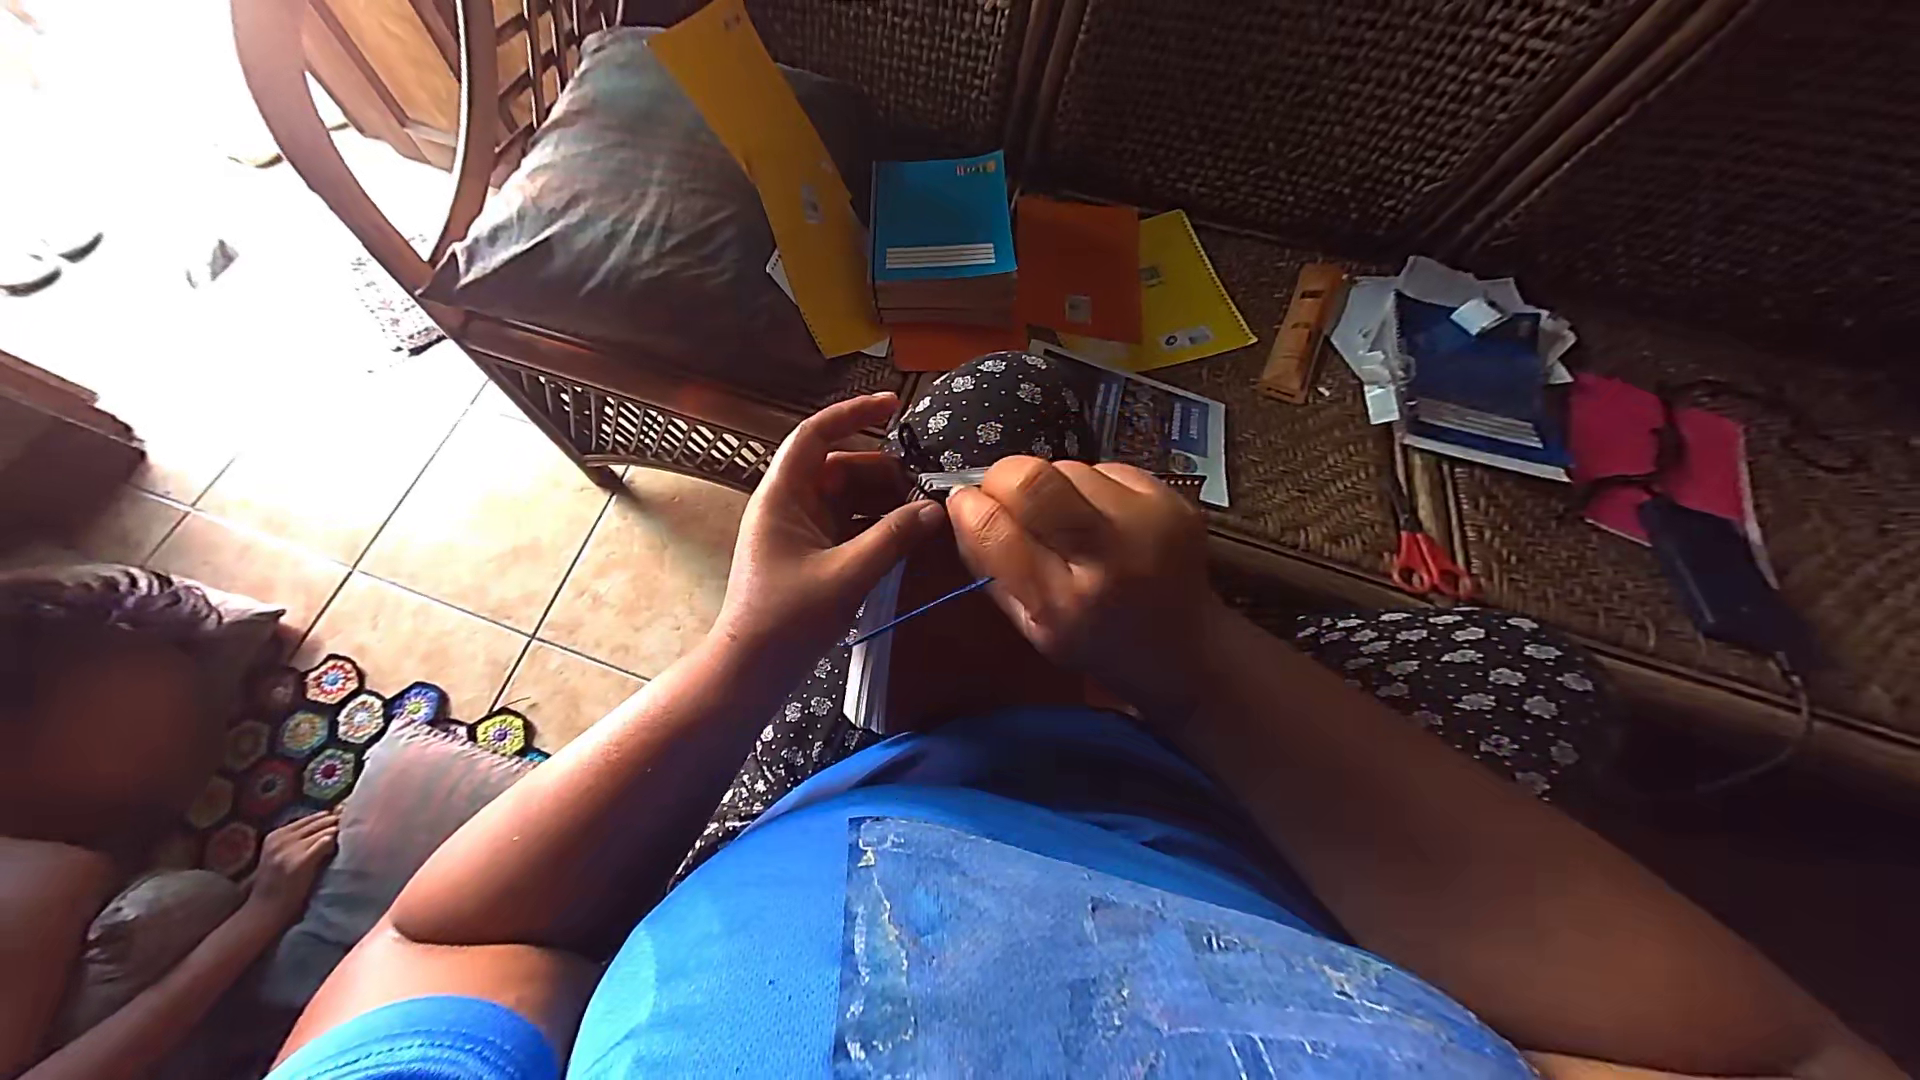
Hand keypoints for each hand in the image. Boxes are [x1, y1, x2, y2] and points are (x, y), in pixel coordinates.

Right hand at [243, 809, 340, 925]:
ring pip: (328, 829)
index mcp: (275, 835)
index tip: (342, 827)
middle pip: (323, 820)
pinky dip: (334, 846)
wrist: (267, 909)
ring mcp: (288, 850)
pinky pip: (328, 840)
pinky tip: (332, 855)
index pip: (314, 816)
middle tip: (346, 836)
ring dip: (338, 836)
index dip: (331, 821)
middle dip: (337, 826)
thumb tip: (340, 811)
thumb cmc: (283, 880)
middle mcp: (280, 840)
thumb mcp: (286, 852)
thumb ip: (306, 834)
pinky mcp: (300, 860)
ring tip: (337, 848)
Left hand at [713, 393, 946, 673]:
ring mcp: (803, 530)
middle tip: (926, 490)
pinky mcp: (814, 553)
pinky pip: (851, 525)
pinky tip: (906, 537)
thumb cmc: (787, 619)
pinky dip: (878, 526)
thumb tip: (935, 510)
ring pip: (850, 498)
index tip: (894, 404)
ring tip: (923, 516)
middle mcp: (791, 504)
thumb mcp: (847, 576)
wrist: (753, 670)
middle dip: (885, 475)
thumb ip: (893, 539)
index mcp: (783, 496)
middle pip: (842, 468)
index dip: (853, 413)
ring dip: (885, 503)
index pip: (816, 435)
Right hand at [947, 457, 1221, 717]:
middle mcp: (1109, 558)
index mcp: (1064, 604)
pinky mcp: (1170, 498)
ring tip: (1065, 519)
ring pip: (1067, 466)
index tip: (964, 504)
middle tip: (1005, 498)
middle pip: (1032, 478)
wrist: (1186, 649)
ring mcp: (1148, 521)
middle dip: (1003, 478)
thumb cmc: (1096, 644)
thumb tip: (962, 505)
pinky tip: (1099, 516)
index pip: (995, 530)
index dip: (968, 508)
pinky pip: (1103, 467)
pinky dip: (1087, 485)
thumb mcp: (1032, 627)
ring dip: (1050, 486)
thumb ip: (991, 569)